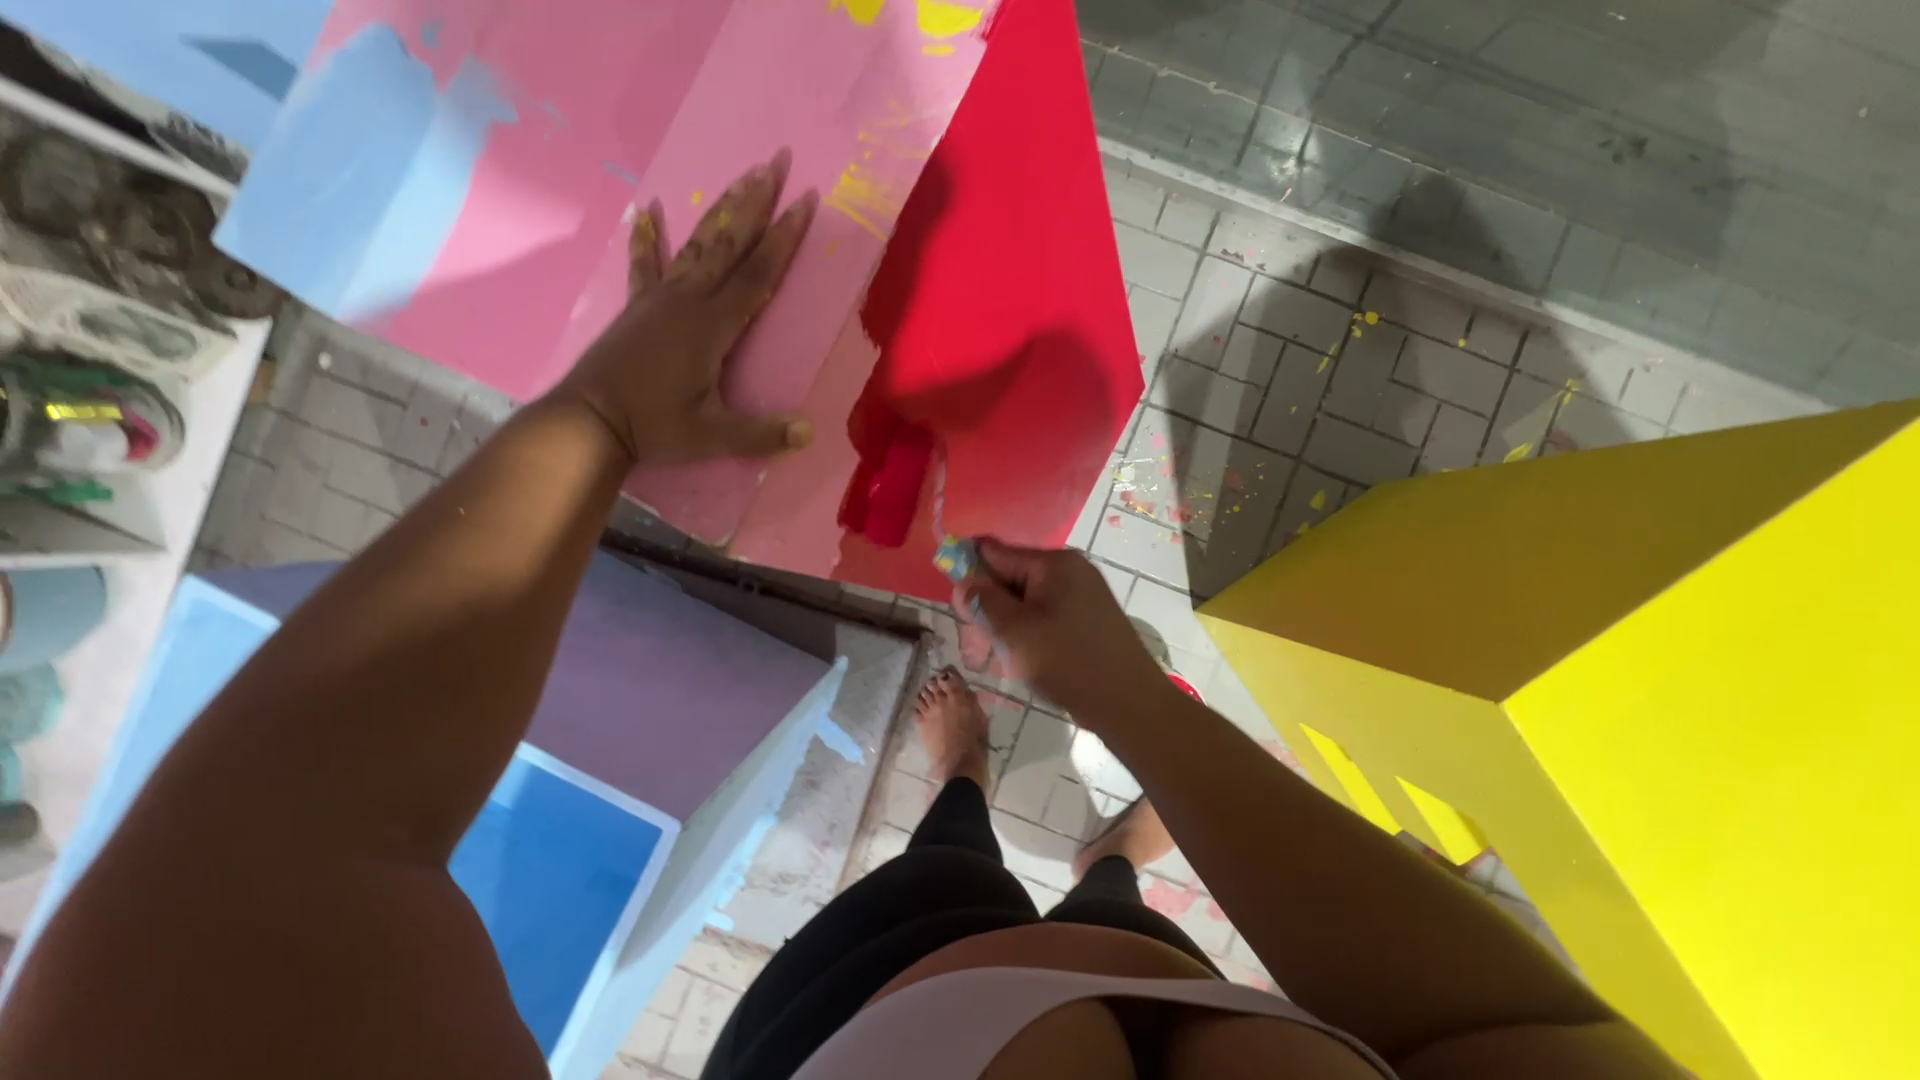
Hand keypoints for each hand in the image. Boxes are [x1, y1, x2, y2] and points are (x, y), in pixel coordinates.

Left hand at [552, 148, 818, 465]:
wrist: (590, 421)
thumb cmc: (654, 426)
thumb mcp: (712, 436)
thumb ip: (761, 433)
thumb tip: (808, 433)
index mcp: (713, 325)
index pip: (758, 272)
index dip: (785, 237)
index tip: (806, 200)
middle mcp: (689, 300)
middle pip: (729, 242)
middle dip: (756, 202)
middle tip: (776, 162)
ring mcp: (659, 299)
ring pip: (697, 244)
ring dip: (722, 209)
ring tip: (742, 175)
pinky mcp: (637, 307)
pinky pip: (645, 263)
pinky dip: (647, 236)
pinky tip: (648, 208)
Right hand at [958, 538, 1174, 723]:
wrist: (1130, 704)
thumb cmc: (1068, 663)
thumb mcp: (1014, 632)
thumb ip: (983, 602)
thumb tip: (963, 583)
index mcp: (1054, 563)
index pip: (995, 551)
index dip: (967, 571)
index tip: (952, 602)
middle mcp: (1071, 571)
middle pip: (1011, 577)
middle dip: (988, 606)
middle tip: (975, 645)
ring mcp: (1083, 595)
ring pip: (1026, 601)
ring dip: (1005, 625)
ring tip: (998, 660)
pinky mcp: (1089, 620)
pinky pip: (1045, 616)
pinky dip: (1028, 634)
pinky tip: (1022, 661)